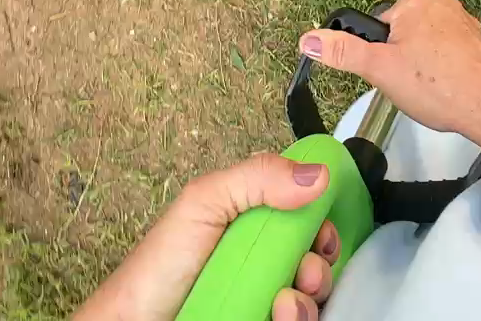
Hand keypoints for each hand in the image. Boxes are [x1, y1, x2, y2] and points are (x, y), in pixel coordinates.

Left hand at [74, 154, 341, 320]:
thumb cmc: (159, 265)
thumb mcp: (206, 201)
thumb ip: (258, 177)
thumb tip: (316, 174)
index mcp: (252, 218)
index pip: (305, 212)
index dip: (320, 223)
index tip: (321, 233)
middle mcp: (262, 257)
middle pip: (315, 256)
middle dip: (318, 264)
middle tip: (303, 271)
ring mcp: (261, 296)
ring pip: (310, 297)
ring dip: (308, 299)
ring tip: (283, 304)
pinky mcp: (259, 319)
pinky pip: (295, 320)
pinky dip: (295, 320)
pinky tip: (277, 316)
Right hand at [299, 0, 480, 149]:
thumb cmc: (436, 86)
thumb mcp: (380, 70)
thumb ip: (344, 53)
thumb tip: (306, 38)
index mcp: (413, 2)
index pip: (381, 27)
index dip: (381, 57)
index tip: (392, 77)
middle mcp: (440, 2)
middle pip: (405, 35)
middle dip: (404, 62)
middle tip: (412, 88)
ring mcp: (466, 21)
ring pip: (430, 46)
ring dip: (427, 68)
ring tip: (435, 95)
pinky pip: (453, 55)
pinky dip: (449, 72)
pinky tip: (453, 93)